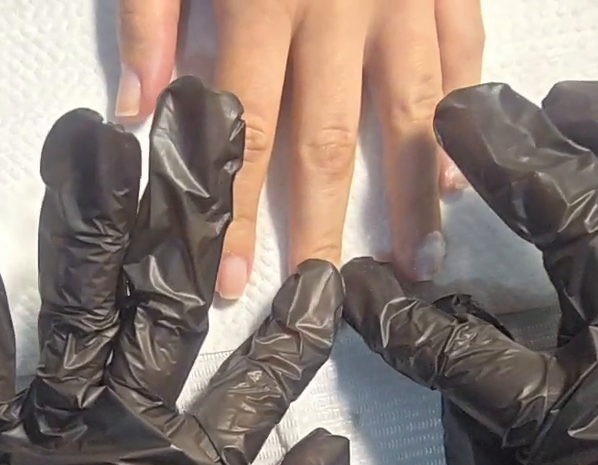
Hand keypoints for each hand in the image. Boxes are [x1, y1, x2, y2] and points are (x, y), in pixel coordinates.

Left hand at [115, 0, 485, 295]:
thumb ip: (148, 14)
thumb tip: (135, 114)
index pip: (246, 135)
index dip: (236, 216)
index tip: (231, 285)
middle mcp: (340, 5)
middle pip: (327, 143)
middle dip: (321, 229)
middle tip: (325, 301)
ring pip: (408, 108)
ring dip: (412, 193)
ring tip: (419, 263)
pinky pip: (461, 39)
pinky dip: (461, 106)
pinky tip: (463, 169)